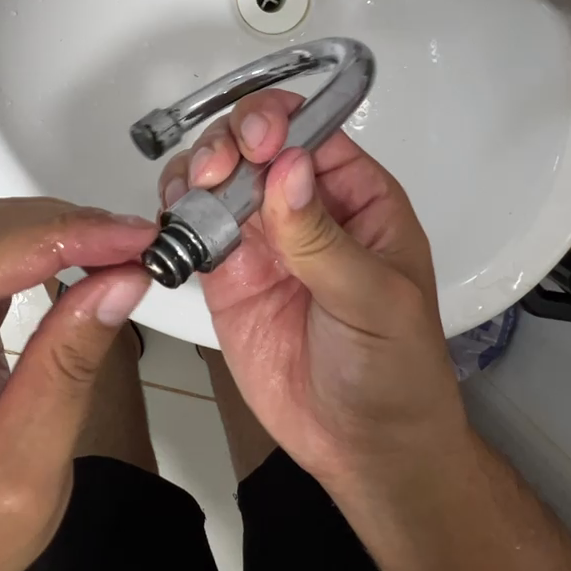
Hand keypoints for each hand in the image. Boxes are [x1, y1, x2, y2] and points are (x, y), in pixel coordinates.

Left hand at [0, 199, 156, 570]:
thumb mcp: (27, 468)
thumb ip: (68, 364)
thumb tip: (119, 278)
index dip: (52, 240)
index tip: (126, 235)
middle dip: (56, 230)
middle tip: (132, 240)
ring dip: (45, 235)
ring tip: (113, 246)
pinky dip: (27, 256)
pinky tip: (73, 257)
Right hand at [158, 91, 468, 489]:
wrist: (362, 447)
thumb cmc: (395, 368)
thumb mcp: (376, 300)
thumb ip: (326, 239)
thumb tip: (289, 168)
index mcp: (356, 197)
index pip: (312, 132)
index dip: (280, 123)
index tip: (257, 142)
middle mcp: (304, 207)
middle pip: (256, 143)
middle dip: (230, 142)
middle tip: (218, 172)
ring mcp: (262, 238)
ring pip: (219, 176)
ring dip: (198, 170)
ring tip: (193, 195)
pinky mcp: (226, 273)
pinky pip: (194, 226)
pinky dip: (176, 213)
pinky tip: (175, 220)